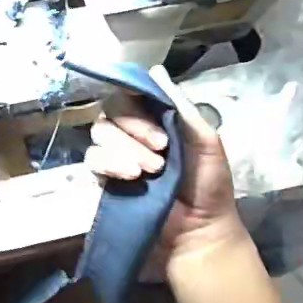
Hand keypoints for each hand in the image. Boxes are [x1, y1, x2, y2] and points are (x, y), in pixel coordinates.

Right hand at [84, 66, 247, 269]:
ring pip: (100, 136)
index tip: (151, 113)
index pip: (128, 95)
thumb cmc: (209, 185)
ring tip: (151, 171)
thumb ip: (179, 107)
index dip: (134, 101)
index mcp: (155, 120)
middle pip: (111, 113)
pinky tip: (131, 176)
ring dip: (125, 149)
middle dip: (135, 130)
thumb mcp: (204, 140)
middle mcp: (131, 134)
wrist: (201, 231)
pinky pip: (93, 161)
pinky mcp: (105, 180)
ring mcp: (116, 157)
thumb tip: (155, 71)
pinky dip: (109, 164)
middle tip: (162, 149)